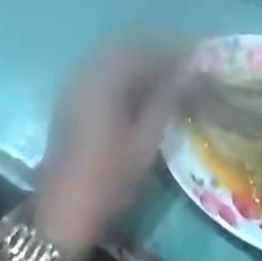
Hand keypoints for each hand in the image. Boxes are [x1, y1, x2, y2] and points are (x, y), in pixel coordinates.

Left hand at [33, 41, 188, 260]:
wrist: (61, 214)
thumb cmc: (107, 181)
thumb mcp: (145, 142)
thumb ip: (168, 99)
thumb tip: (192, 70)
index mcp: (104, 79)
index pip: (145, 47)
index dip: (175, 47)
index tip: (201, 52)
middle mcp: (87, 71)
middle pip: (129, 46)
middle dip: (160, 48)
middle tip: (189, 61)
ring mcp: (75, 82)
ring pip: (116, 56)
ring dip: (144, 58)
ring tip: (173, 72)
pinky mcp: (72, 96)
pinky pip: (104, 69)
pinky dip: (127, 71)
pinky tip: (145, 86)